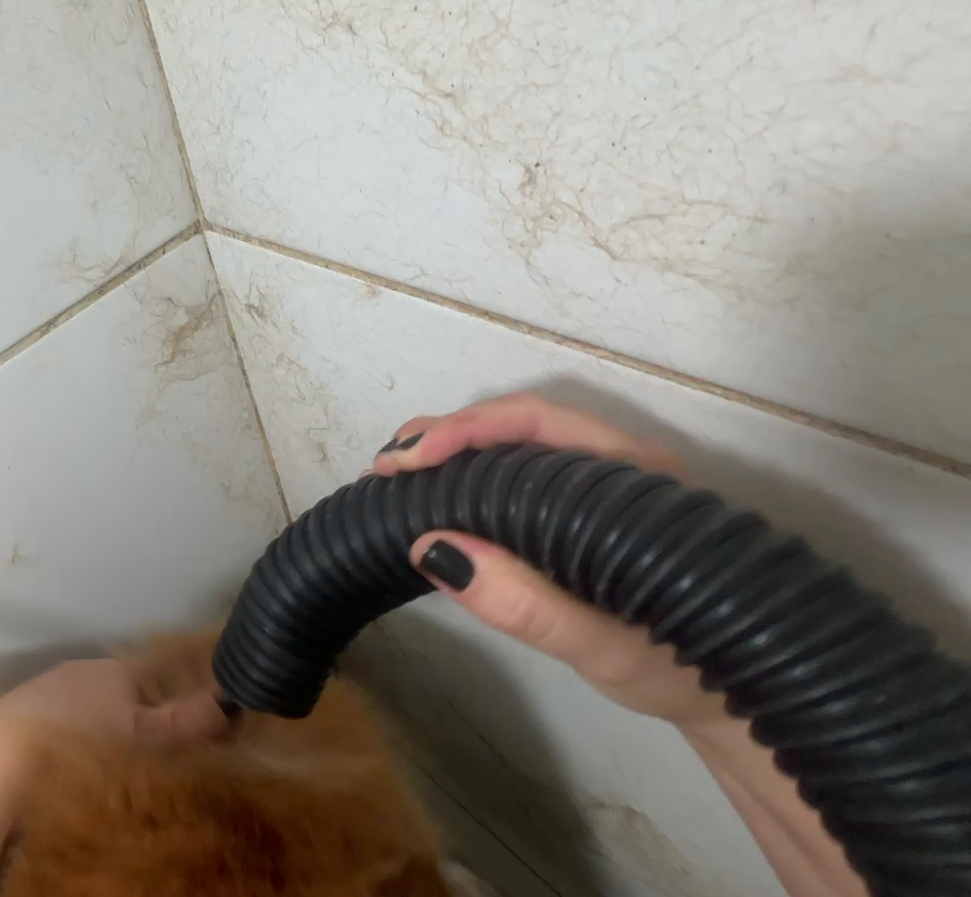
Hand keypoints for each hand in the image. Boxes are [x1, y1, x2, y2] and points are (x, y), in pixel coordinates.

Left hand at [0, 658, 230, 749]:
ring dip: (102, 732)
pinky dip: (69, 743)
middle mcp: (83, 670)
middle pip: (124, 695)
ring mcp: (47, 690)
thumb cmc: (83, 743)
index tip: (184, 742)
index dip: (176, 710)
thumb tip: (232, 698)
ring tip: (109, 770)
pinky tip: (69, 769)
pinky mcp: (20, 716)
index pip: (161, 681)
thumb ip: (192, 721)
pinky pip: (59, 726)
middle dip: (138, 722)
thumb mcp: (150, 738)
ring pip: (90, 710)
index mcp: (119, 669)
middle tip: (148, 762)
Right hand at [375, 392, 727, 729]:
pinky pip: (512, 471)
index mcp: (633, 479)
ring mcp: (595, 484)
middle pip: (516, 422)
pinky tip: (432, 491)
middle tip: (387, 464)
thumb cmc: (680, 669)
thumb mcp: (605, 649)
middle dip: (444, 434)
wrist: (734, 699)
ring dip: (448, 451)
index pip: (537, 422)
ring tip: (396, 472)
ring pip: (511, 443)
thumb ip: (528, 605)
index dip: (465, 429)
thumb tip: (428, 548)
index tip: (408, 458)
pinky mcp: (576, 506)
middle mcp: (614, 465)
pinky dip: (463, 474)